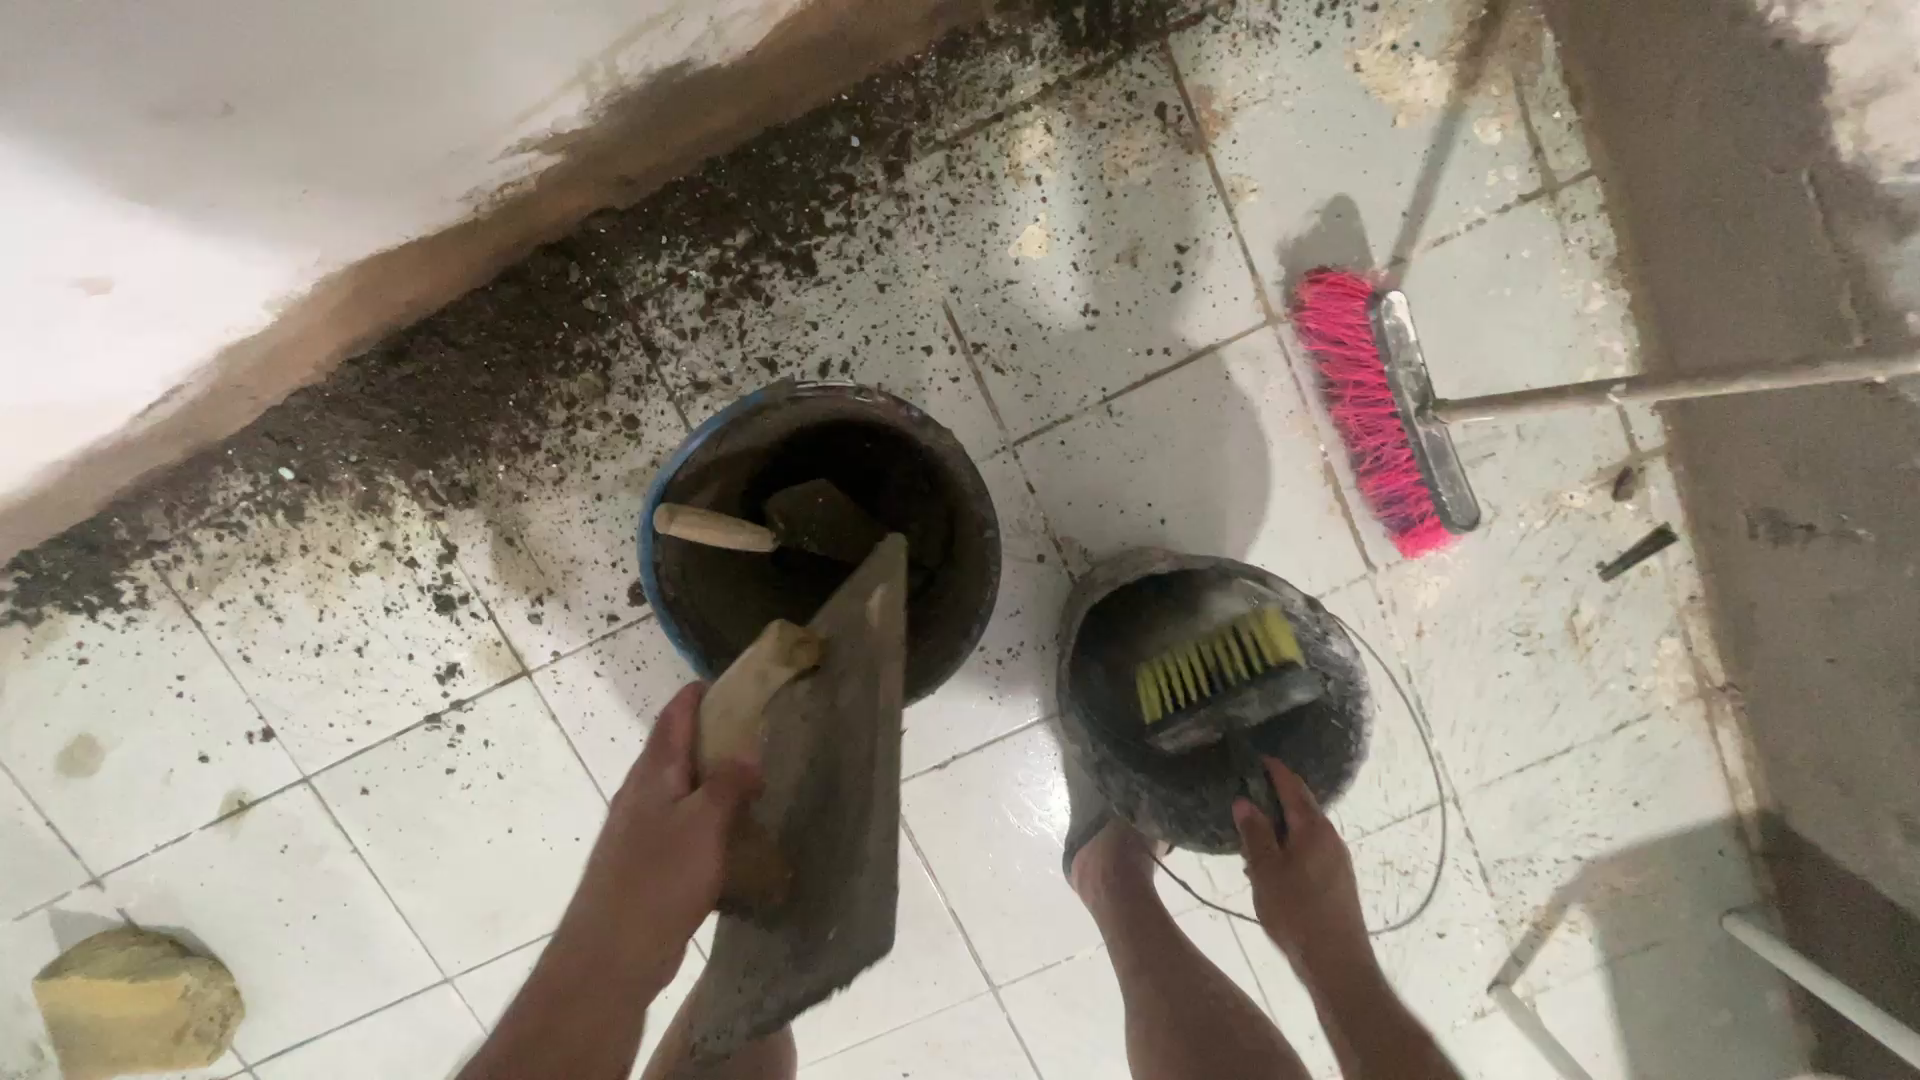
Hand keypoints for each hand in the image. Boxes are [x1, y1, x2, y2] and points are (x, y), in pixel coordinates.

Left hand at [575, 682, 761, 987]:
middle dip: (713, 735)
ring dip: (713, 779)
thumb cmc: (658, 879)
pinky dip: (709, 817)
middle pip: (676, 749)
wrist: (611, 957)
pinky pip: (684, 825)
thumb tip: (749, 754)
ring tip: (756, 779)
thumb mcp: (704, 823)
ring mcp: (640, 830)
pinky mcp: (647, 863)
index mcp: (652, 773)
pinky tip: (735, 833)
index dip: (699, 694)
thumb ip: (728, 783)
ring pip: (682, 789)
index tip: (733, 683)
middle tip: (759, 731)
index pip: (673, 716)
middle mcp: (641, 794)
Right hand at [1233, 757, 1375, 982]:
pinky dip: (1288, 846)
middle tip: (1245, 793)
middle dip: (1274, 798)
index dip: (1274, 770)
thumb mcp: (1266, 870)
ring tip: (1250, 832)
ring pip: (1304, 832)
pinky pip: (1309, 850)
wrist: (1338, 964)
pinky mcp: (1337, 882)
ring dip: (1279, 827)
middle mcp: (1331, 838)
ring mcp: (1337, 861)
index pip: (1293, 787)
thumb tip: (1244, 801)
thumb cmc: (1297, 912)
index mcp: (1314, 829)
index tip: (1255, 757)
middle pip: (1301, 808)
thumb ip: (1255, 833)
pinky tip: (1269, 864)